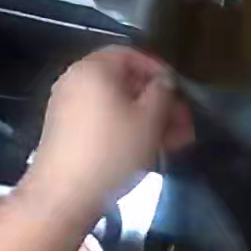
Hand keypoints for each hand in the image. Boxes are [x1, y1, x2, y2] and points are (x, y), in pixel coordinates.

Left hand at [20, 48, 192, 218]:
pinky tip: (149, 150)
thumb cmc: (113, 151)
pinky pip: (105, 120)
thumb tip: (164, 82)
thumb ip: (163, 93)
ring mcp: (68, 107)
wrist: (65, 195)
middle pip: (126, 82)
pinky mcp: (67, 132)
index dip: (160, 71)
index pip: (131, 55)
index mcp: (94, 69)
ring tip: (174, 143)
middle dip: (159, 102)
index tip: (181, 94)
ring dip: (149, 119)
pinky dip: (128, 130)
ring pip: (118, 104)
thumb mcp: (150, 120)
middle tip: (184, 125)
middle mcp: (76, 81)